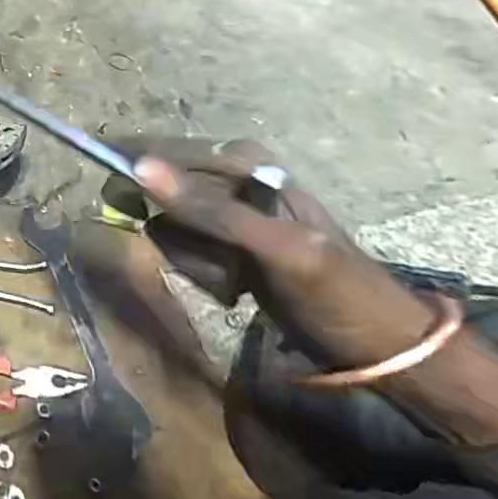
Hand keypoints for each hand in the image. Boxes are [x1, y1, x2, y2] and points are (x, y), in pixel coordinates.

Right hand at [112, 137, 440, 370]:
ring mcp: (224, 212)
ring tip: (236, 281)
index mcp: (239, 160)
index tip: (118, 206)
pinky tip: (236, 287)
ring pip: (168, 229)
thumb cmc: (337, 290)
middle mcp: (226, 177)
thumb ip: (208, 208)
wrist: (379, 345)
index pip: (159, 153)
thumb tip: (139, 168)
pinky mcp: (223, 242)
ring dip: (195, 261)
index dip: (132, 176)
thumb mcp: (276, 247)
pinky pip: (184, 251)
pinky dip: (203, 273)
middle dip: (180, 236)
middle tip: (216, 263)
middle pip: (159, 195)